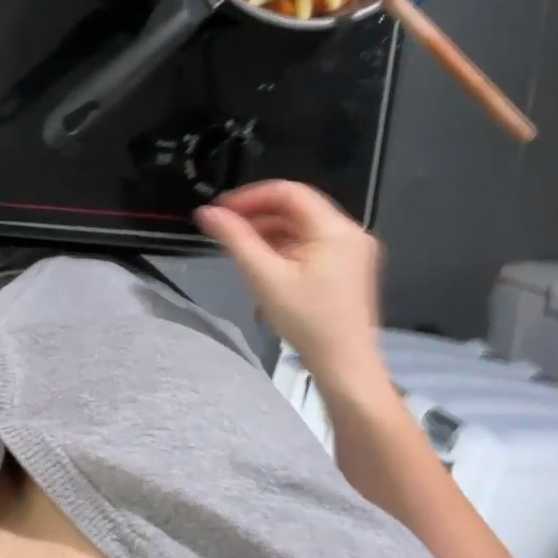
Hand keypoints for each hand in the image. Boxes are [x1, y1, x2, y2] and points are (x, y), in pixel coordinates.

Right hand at [196, 181, 388, 395]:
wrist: (345, 365)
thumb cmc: (306, 320)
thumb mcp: (264, 276)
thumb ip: (234, 238)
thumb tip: (206, 212)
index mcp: (335, 229)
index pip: (288, 192)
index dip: (250, 197)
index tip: (219, 211)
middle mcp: (349, 232)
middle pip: (295, 207)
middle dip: (256, 214)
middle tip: (224, 229)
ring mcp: (352, 249)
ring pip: (301, 225)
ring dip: (268, 230)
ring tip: (238, 247)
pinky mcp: (348, 265)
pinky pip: (310, 242)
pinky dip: (283, 245)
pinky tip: (262, 261)